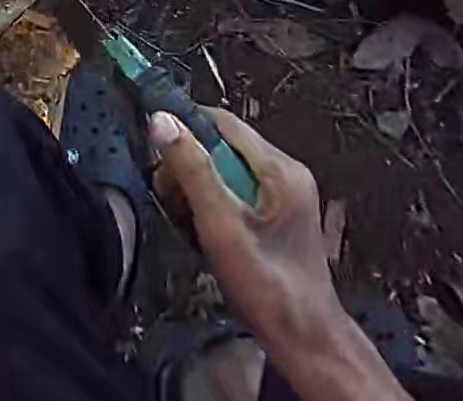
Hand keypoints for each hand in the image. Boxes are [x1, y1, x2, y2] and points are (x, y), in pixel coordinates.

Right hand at [148, 107, 341, 351]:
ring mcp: (283, 191)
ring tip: (187, 214)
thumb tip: (161, 119)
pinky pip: (232, 185)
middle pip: (220, 142)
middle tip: (170, 192)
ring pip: (223, 164)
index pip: (220, 120)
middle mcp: (286, 171)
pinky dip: (210, 198)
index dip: (184, 127)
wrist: (305, 342)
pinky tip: (204, 224)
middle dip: (187, 162)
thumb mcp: (221, 225)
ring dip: (196, 183)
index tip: (156, 148)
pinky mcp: (276, 210)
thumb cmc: (267, 287)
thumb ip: (192, 170)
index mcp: (280, 168)